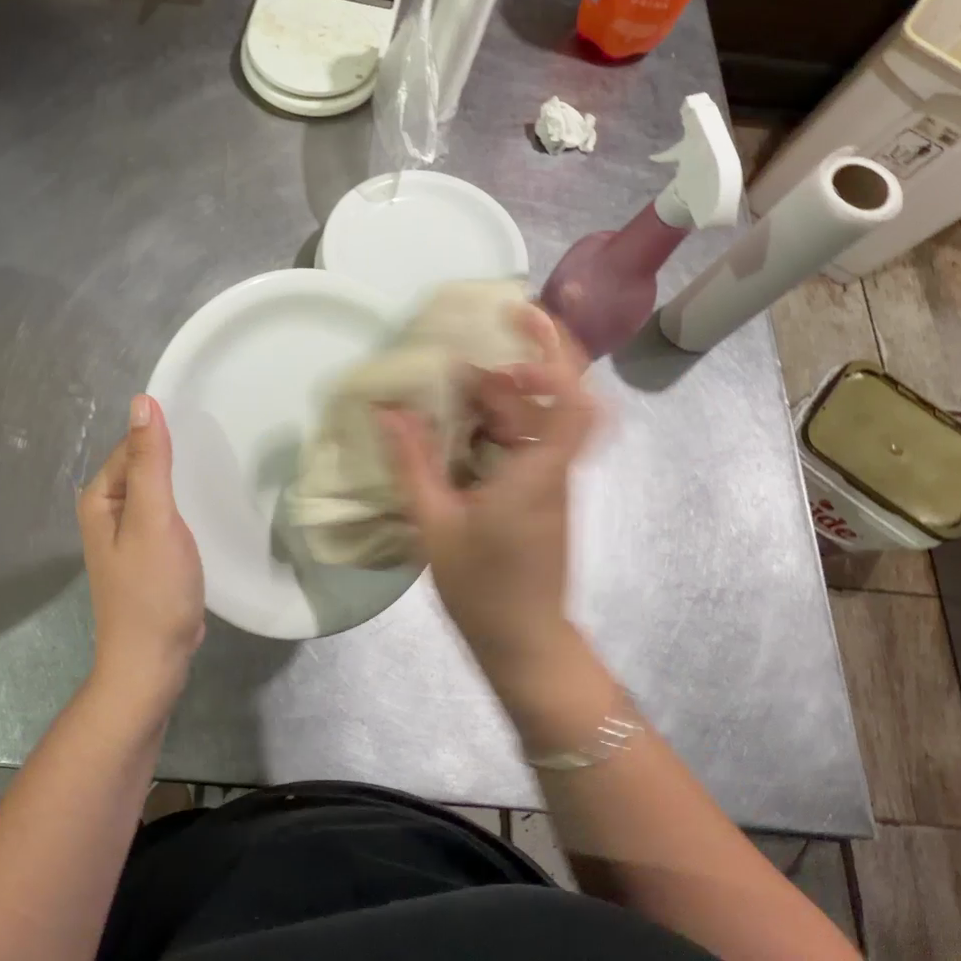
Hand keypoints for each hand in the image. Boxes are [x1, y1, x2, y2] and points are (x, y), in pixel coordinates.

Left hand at [77, 395, 205, 697]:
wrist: (153, 661)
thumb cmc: (152, 590)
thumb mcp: (153, 519)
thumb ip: (149, 461)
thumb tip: (142, 401)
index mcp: (99, 498)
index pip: (134, 445)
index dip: (167, 439)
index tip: (207, 433)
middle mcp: (107, 512)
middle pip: (146, 467)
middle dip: (177, 461)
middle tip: (222, 454)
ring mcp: (128, 536)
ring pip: (160, 493)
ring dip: (185, 486)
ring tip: (221, 476)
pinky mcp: (149, 555)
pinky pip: (167, 517)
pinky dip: (187, 511)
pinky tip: (209, 512)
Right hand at [378, 304, 600, 666]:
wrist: (526, 644)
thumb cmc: (484, 589)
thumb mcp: (436, 526)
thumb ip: (412, 464)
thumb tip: (388, 411)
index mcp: (537, 471)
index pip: (572, 395)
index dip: (555, 348)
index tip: (519, 316)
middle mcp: (555, 469)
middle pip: (552, 399)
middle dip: (512, 368)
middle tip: (461, 359)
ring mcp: (552, 484)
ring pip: (537, 422)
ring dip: (500, 399)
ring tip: (449, 392)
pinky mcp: (542, 498)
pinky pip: (527, 445)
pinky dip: (497, 428)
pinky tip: (457, 434)